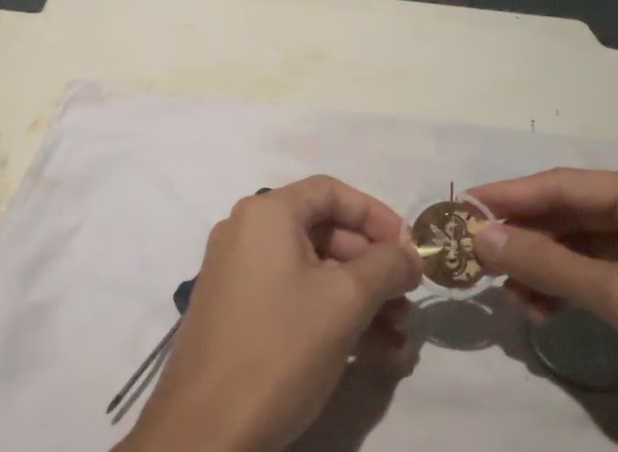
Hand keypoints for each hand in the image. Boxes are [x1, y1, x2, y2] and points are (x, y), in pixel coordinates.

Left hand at [116, 176, 421, 451]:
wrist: (206, 426)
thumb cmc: (279, 347)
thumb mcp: (345, 302)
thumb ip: (385, 266)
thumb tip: (410, 251)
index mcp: (266, 213)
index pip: (331, 191)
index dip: (376, 214)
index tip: (411, 249)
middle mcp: (247, 232)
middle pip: (324, 229)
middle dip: (372, 263)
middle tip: (409, 297)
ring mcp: (239, 273)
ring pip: (313, 268)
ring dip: (360, 295)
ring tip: (399, 332)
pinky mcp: (239, 311)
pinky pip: (295, 295)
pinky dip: (332, 313)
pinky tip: (371, 349)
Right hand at [468, 169, 617, 451]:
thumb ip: (546, 262)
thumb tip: (476, 234)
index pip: (566, 184)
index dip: (508, 196)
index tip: (458, 209)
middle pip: (577, 211)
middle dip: (526, 236)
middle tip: (476, 258)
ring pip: (590, 243)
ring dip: (548, 266)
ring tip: (510, 294)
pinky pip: (612, 269)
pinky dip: (577, 285)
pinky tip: (548, 307)